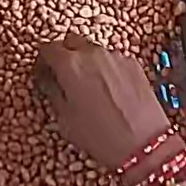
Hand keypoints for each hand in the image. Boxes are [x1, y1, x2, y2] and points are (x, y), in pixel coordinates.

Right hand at [36, 32, 170, 169]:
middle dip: (64, 54)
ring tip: (89, 86)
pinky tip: (109, 90)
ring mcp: (115, 56)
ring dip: (86, 61)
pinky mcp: (133, 63)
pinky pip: (112, 58)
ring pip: (92, 49)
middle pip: (71, 41)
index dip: (42, 59)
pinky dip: (106, 68)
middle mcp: (92, 53)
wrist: (143, 144)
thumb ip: (52, 90)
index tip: (42, 70)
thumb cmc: (100, 135)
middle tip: (63, 75)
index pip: (48, 48)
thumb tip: (46, 78)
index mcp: (70, 65)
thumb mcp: (65, 118)